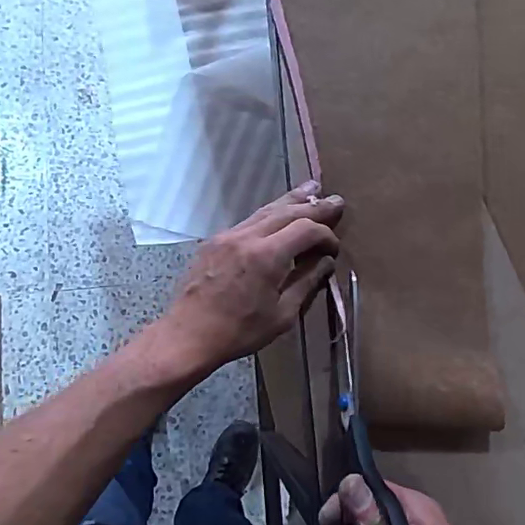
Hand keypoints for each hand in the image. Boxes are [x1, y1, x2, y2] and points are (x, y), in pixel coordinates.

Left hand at [146, 181, 343, 378]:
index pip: (306, 229)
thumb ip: (306, 283)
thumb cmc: (239, 332)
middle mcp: (247, 237)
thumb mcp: (282, 315)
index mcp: (266, 256)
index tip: (334, 249)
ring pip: (265, 210)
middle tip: (336, 200)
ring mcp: (228, 236)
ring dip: (291, 201)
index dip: (325, 235)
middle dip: (314, 206)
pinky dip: (269, 215)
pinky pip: (248, 221)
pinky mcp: (215, 242)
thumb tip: (325, 262)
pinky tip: (278, 214)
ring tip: (311, 189)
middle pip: (286, 212)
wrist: (189, 335)